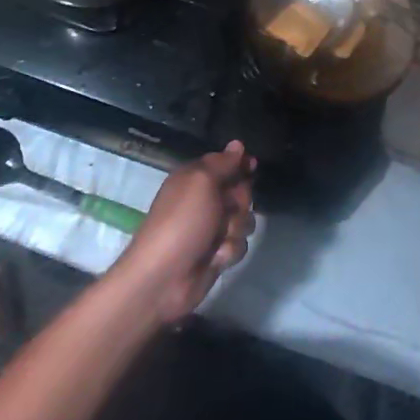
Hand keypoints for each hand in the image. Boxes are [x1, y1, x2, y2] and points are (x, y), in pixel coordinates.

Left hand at [109, 141, 256, 322]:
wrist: (166, 275)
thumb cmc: (182, 221)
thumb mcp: (201, 183)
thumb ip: (222, 164)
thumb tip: (238, 144)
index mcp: (194, 177)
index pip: (224, 163)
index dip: (240, 164)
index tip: (253, 166)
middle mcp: (204, 199)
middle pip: (240, 192)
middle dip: (239, 201)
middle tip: (227, 209)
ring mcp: (211, 227)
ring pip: (243, 220)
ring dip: (235, 229)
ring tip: (218, 239)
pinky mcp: (217, 252)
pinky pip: (238, 244)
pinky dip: (229, 250)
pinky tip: (215, 257)